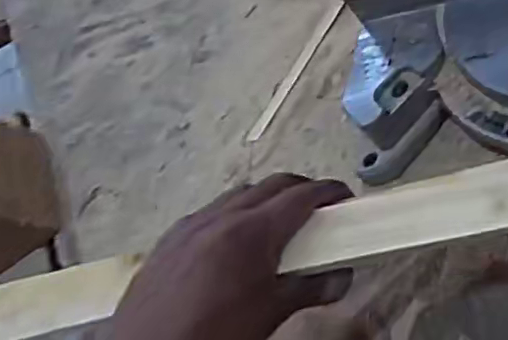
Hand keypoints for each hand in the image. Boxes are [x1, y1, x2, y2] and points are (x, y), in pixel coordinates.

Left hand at [109, 174, 354, 339]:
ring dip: (264, 198)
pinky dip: (228, 215)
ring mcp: (188, 230)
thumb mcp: (271, 313)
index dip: (332, 191)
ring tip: (272, 222)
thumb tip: (344, 278)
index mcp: (254, 230)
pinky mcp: (162, 248)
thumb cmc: (214, 335)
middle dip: (302, 190)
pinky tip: (227, 240)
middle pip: (275, 184)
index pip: (306, 193)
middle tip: (316, 210)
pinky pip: (205, 214)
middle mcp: (223, 218)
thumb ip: (313, 288)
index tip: (346, 201)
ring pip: (239, 193)